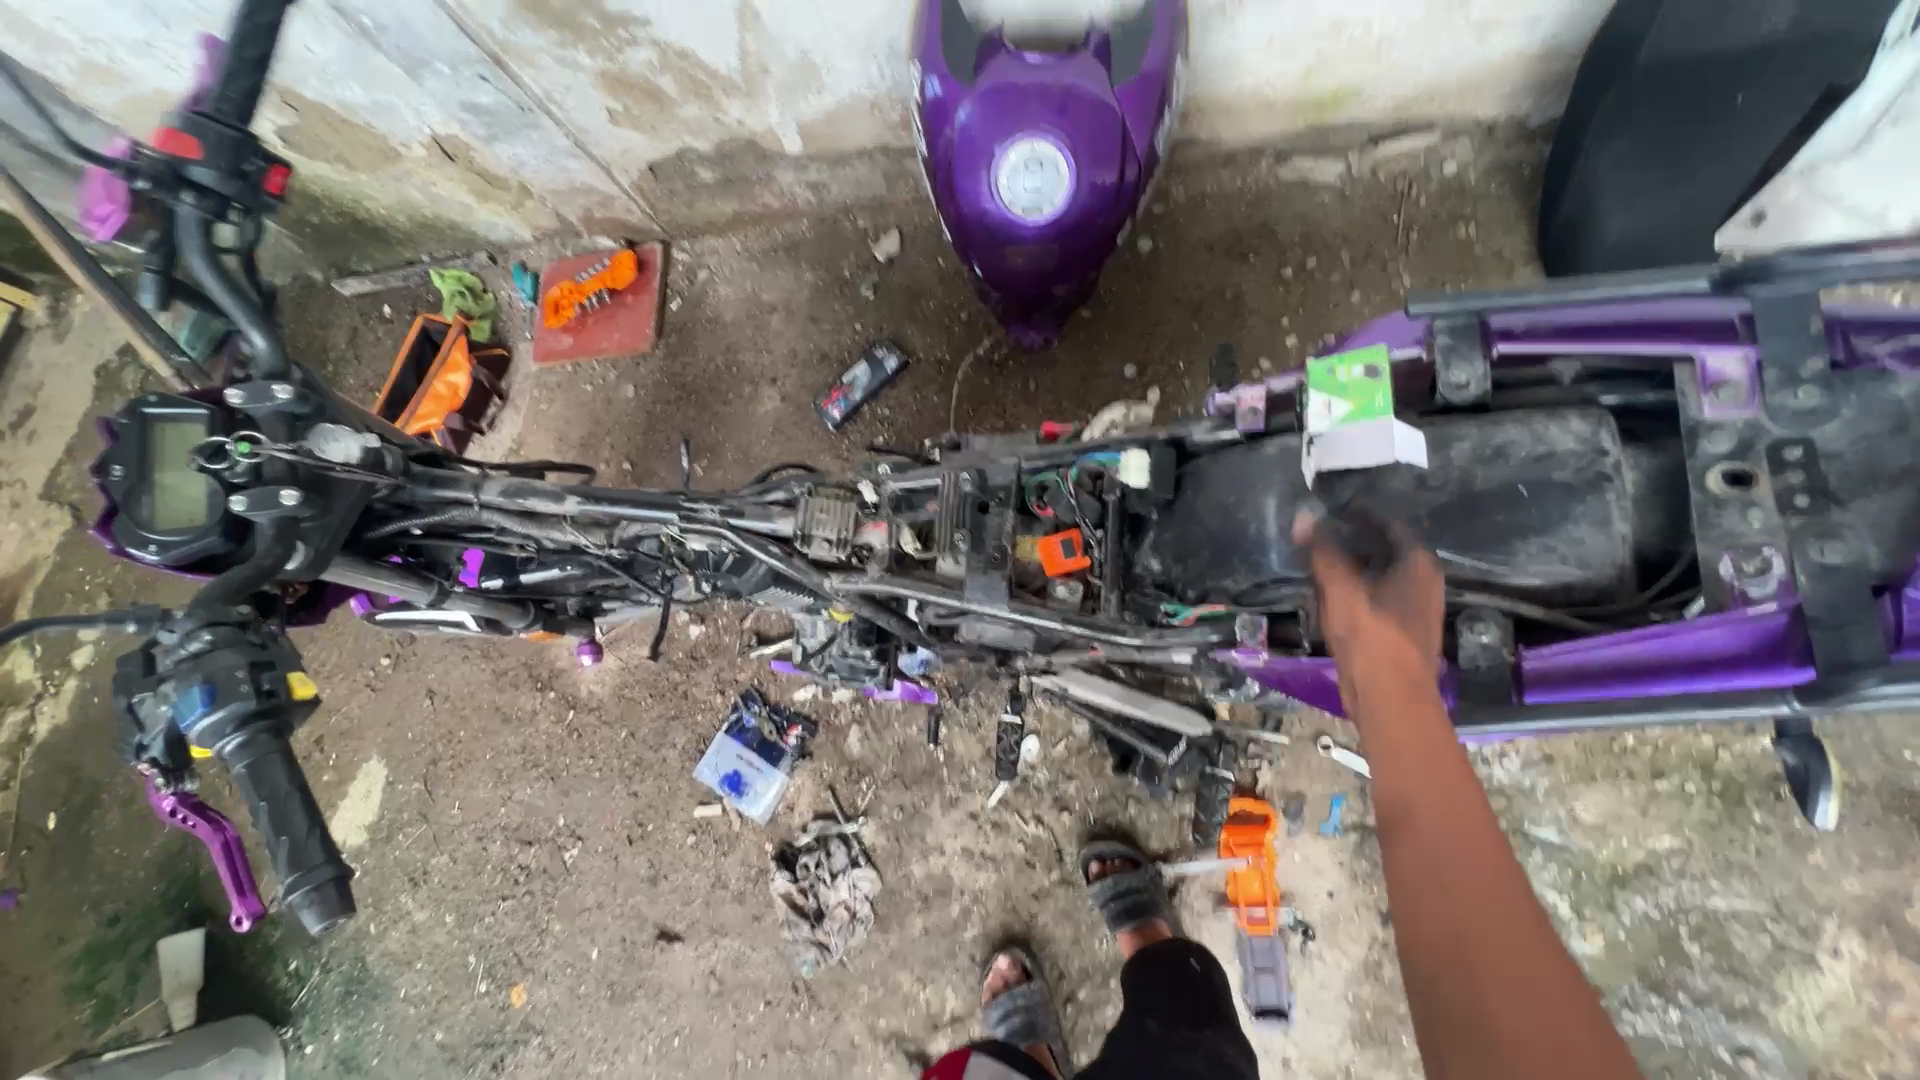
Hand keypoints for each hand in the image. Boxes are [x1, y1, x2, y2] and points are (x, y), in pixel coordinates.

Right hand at [1292, 508, 1444, 675]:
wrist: (1390, 695)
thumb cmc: (1371, 634)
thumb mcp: (1340, 587)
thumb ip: (1322, 550)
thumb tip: (1303, 516)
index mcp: (1418, 565)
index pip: (1389, 525)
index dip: (1360, 514)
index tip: (1332, 508)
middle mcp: (1424, 582)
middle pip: (1385, 550)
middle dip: (1353, 541)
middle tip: (1321, 534)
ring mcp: (1415, 609)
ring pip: (1380, 576)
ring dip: (1352, 568)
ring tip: (1320, 563)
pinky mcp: (1401, 631)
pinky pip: (1376, 598)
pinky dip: (1355, 591)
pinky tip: (1330, 597)